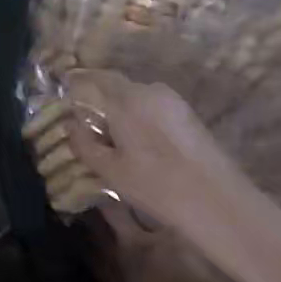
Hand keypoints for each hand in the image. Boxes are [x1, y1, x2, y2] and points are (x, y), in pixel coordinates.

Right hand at [63, 70, 245, 234]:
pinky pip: (152, 106)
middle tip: (82, 121)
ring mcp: (172, 101)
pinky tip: (135, 141)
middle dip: (96, 98)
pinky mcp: (187, 114)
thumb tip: (70, 125)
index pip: (92, 79)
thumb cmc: (156, 186)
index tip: (62, 99)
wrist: (218, 202)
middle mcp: (149, 91)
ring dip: (118, 108)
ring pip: (134, 96)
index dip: (74, 86)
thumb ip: (84, 144)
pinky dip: (137, 115)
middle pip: (114, 85)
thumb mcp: (109, 170)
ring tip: (109, 135)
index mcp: (126, 99)